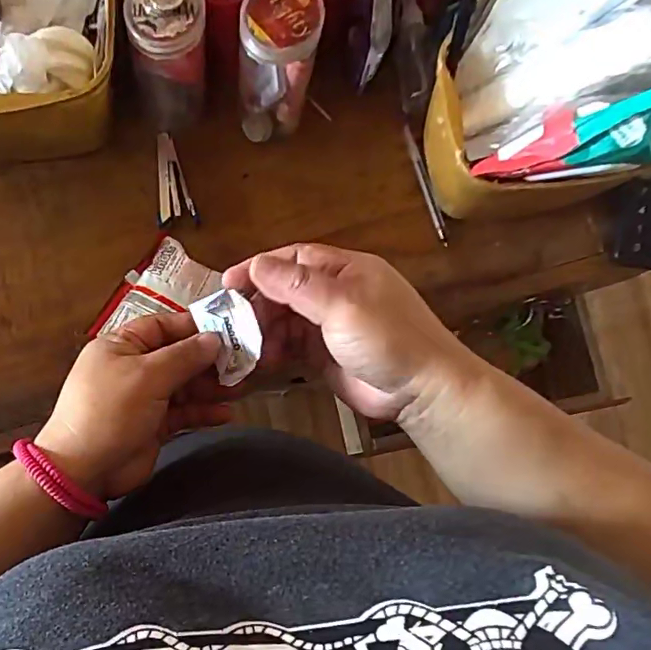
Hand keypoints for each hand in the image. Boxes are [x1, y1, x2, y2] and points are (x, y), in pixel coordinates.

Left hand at [35, 313, 233, 498]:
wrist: (85, 469)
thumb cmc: (109, 413)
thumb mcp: (148, 376)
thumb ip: (185, 356)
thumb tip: (214, 339)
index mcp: (121, 346)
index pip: (163, 327)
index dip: (194, 328)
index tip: (227, 330)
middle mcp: (133, 369)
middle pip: (179, 357)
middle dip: (210, 361)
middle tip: (243, 363)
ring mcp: (144, 399)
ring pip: (185, 386)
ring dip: (212, 388)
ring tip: (240, 389)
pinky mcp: (154, 425)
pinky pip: (184, 413)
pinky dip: (204, 412)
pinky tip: (225, 413)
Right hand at [224, 244, 485, 421]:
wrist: (421, 390)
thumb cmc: (389, 340)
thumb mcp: (342, 305)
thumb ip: (298, 285)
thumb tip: (258, 264)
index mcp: (346, 271)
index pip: (294, 259)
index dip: (260, 269)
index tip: (229, 284)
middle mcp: (337, 295)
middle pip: (286, 291)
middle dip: (258, 306)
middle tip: (233, 325)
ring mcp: (332, 327)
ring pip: (286, 321)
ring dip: (264, 332)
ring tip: (246, 347)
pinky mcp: (327, 356)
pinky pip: (293, 348)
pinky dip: (275, 352)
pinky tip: (262, 361)